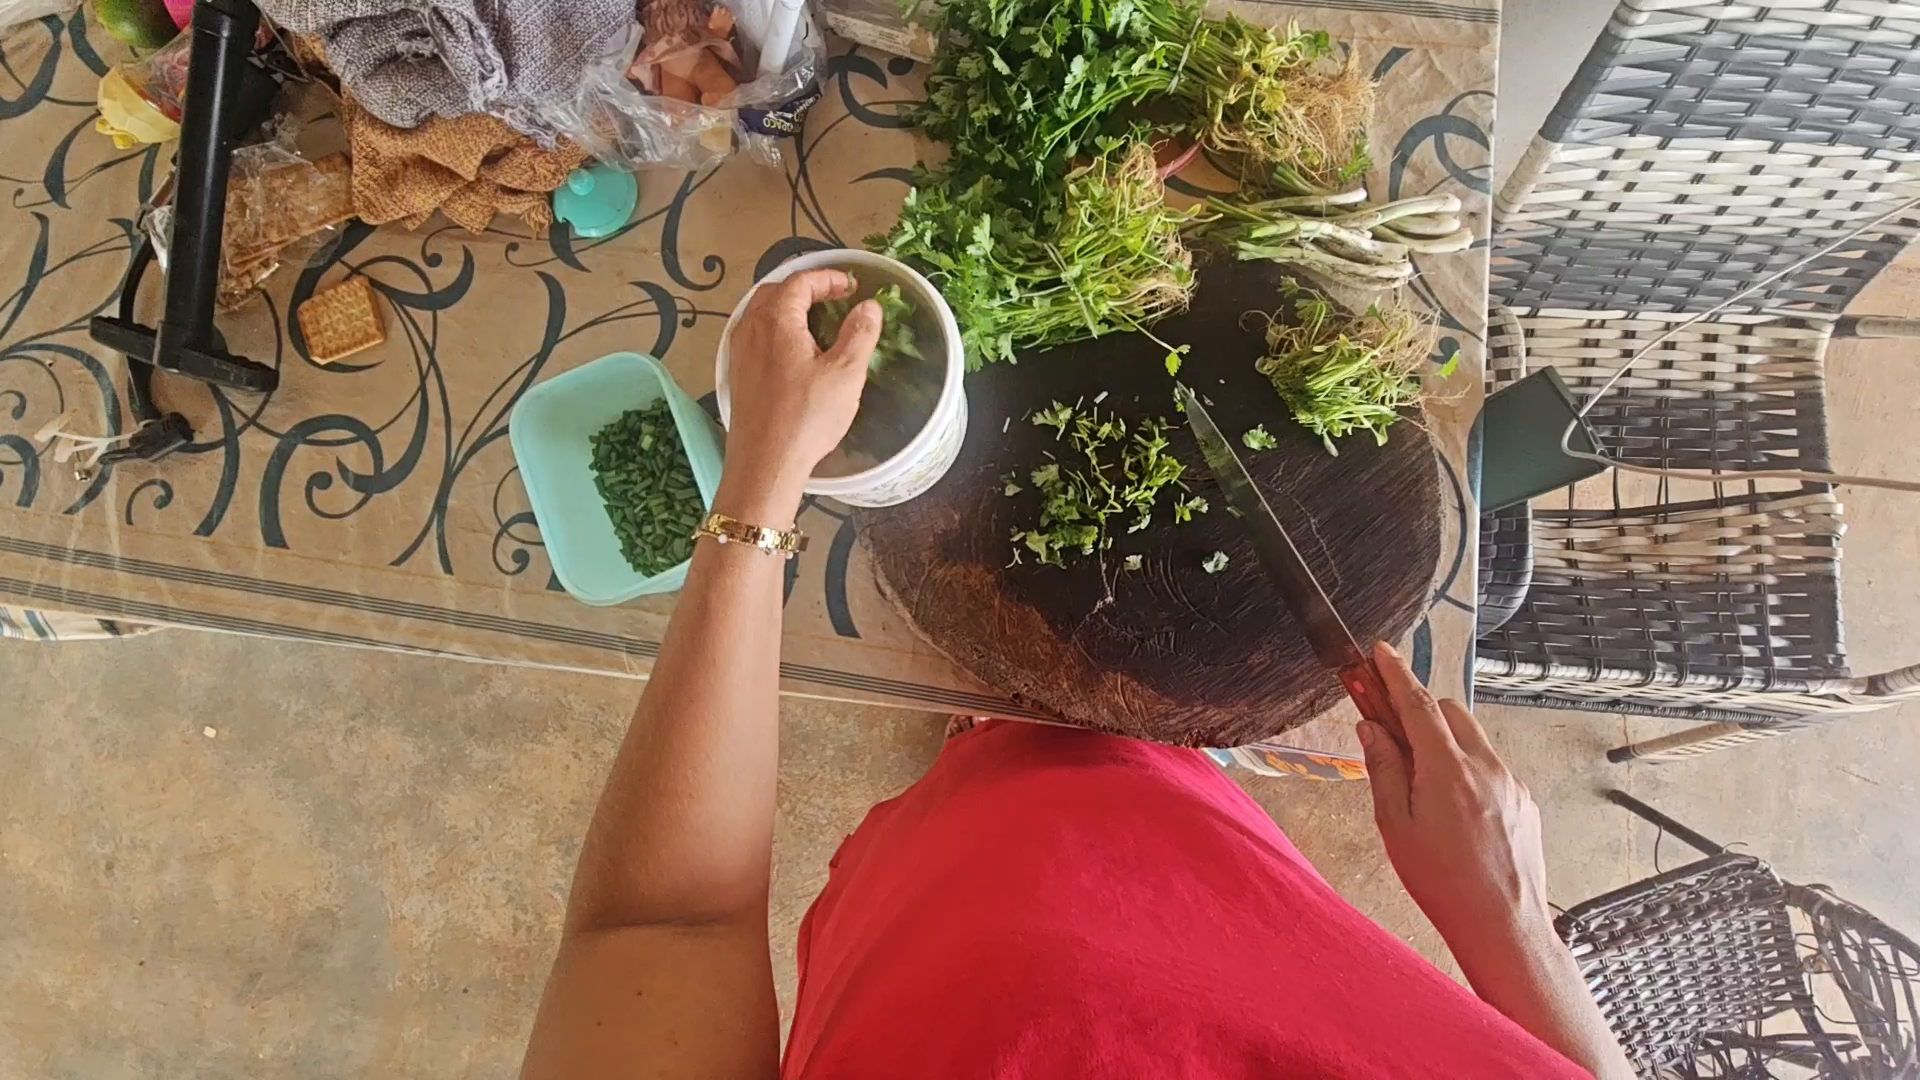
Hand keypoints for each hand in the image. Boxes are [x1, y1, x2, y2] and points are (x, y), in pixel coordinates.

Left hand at [719, 269, 879, 520]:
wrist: (766, 462)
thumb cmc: (807, 416)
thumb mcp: (846, 374)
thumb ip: (859, 334)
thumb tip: (868, 307)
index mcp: (777, 320)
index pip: (800, 281)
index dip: (828, 278)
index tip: (852, 287)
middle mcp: (751, 327)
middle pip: (776, 291)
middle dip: (807, 289)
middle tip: (835, 299)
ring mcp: (740, 351)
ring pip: (762, 314)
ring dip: (790, 309)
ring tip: (817, 323)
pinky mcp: (738, 374)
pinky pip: (756, 337)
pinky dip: (777, 330)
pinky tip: (794, 353)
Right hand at [1357, 642, 1550, 953]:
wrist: (1503, 926)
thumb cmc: (1440, 879)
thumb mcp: (1393, 823)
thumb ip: (1383, 767)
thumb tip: (1372, 728)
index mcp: (1448, 771)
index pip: (1419, 704)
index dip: (1396, 674)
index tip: (1381, 652)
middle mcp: (1486, 768)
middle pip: (1450, 711)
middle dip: (1419, 708)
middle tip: (1390, 726)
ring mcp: (1512, 784)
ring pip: (1472, 737)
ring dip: (1442, 737)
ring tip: (1419, 776)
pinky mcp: (1526, 802)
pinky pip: (1489, 764)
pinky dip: (1464, 764)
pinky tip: (1449, 802)